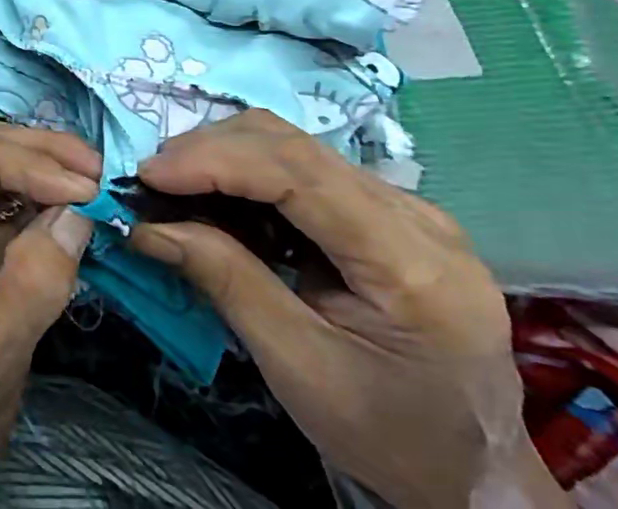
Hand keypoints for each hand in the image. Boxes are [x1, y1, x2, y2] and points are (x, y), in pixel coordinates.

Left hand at [0, 121, 100, 508]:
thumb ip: (35, 277)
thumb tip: (81, 211)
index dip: (26, 160)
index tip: (83, 187)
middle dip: (42, 154)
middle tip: (101, 173)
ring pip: (5, 175)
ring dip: (52, 172)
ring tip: (100, 186)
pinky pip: (21, 211)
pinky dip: (54, 204)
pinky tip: (84, 212)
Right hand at [127, 111, 566, 508]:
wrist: (472, 473)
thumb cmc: (385, 432)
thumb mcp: (296, 365)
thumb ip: (225, 280)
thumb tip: (145, 226)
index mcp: (410, 265)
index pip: (300, 175)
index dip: (215, 161)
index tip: (147, 175)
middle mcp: (418, 218)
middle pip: (295, 145)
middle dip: (209, 150)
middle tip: (150, 182)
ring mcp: (408, 210)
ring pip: (296, 145)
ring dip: (223, 154)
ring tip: (174, 186)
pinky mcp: (389, 213)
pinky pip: (305, 167)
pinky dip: (247, 170)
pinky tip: (217, 196)